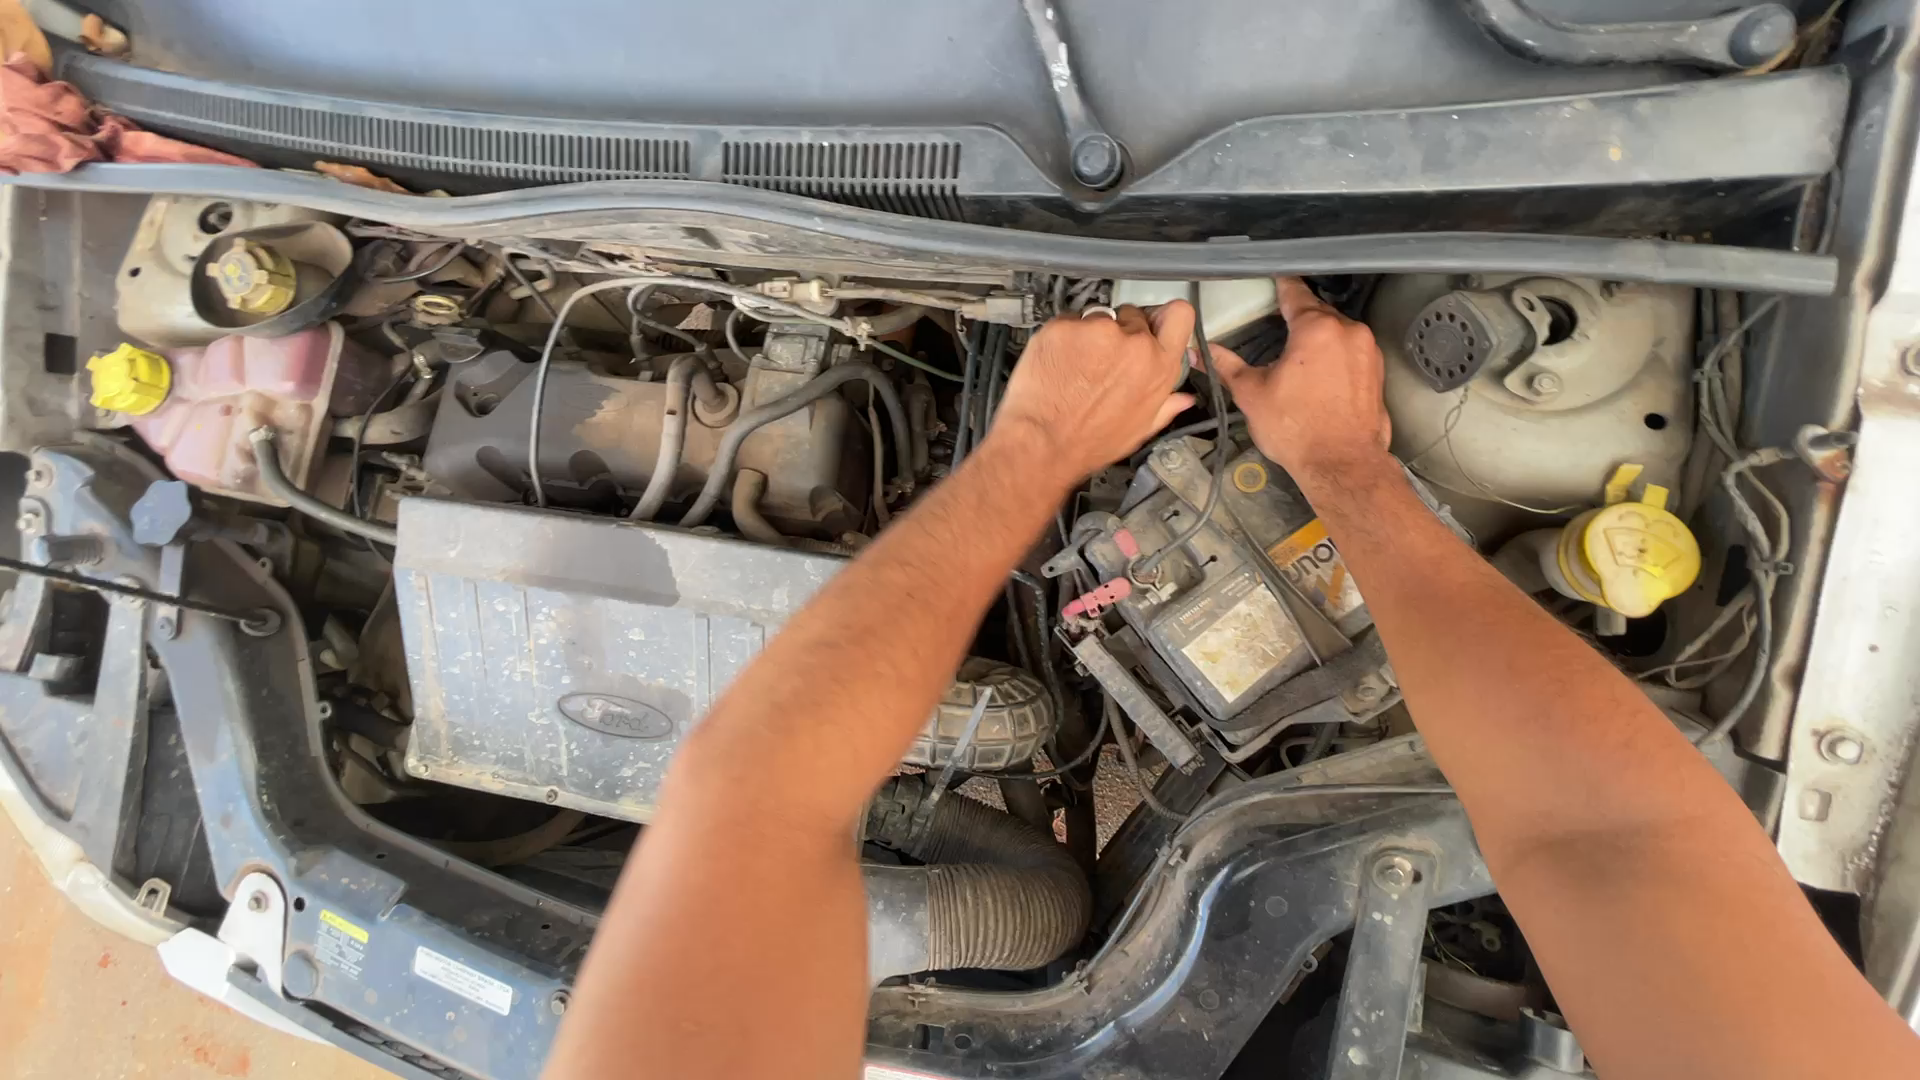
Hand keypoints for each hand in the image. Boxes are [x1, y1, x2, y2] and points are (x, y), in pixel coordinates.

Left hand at [991, 302, 1196, 482]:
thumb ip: (1165, 407)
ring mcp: (1099, 331)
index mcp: (1158, 367)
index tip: (1151, 323)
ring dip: (1090, 335)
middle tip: (1101, 360)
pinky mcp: (1066, 326)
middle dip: (1120, 332)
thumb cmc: (1087, 442)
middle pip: (1133, 316)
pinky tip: (1059, 364)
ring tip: (1076, 367)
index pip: (1179, 314)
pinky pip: (1068, 321)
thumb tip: (1181, 399)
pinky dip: (1063, 337)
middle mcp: (1133, 344)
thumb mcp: (1138, 431)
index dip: (1162, 316)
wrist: (1042, 443)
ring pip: (1099, 317)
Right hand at [1207, 277, 1390, 478]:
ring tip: (1294, 357)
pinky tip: (1315, 375)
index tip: (1275, 278)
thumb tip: (1201, 352)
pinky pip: (1350, 351)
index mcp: (1315, 329)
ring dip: (1315, 338)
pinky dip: (1332, 355)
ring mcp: (1366, 351)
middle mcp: (1348, 331)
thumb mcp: (1251, 395)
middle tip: (1275, 325)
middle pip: (1317, 312)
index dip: (1281, 284)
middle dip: (1297, 318)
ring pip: (1336, 332)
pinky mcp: (1376, 371)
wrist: (1340, 463)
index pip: (1295, 293)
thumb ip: (1226, 366)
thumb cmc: (1297, 429)